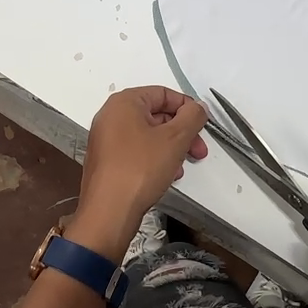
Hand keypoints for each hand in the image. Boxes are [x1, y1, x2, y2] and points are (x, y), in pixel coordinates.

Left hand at [68, 87, 208, 256]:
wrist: (108, 213)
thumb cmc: (140, 169)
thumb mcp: (175, 139)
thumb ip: (192, 117)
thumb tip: (198, 107)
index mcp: (124, 102)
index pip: (163, 93)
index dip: (187, 107)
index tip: (202, 125)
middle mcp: (111, 116)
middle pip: (156, 114)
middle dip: (181, 132)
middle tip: (198, 150)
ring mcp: (106, 139)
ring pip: (148, 135)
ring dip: (170, 148)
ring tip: (181, 167)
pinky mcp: (106, 161)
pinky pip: (136, 151)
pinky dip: (154, 158)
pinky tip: (166, 175)